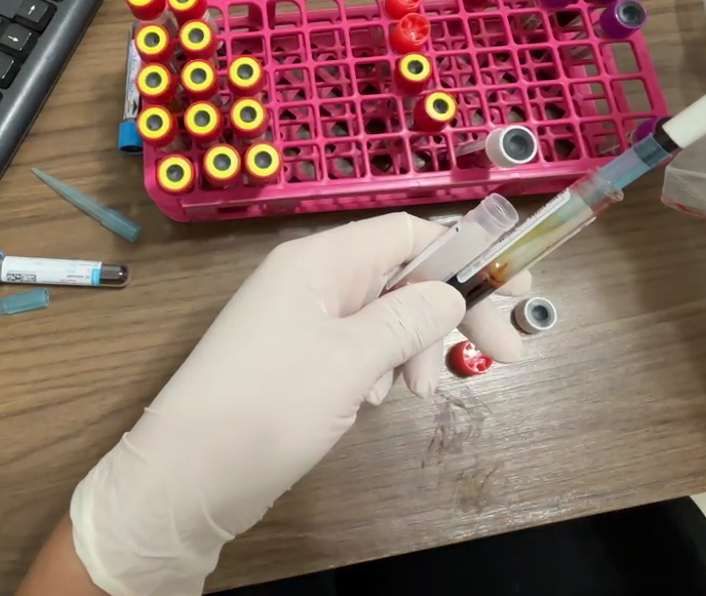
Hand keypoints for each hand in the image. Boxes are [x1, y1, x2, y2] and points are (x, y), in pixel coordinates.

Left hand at [67, 212, 528, 595]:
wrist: (190, 472)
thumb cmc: (270, 402)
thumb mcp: (349, 360)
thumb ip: (406, 320)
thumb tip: (450, 292)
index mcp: (320, 260)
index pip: (404, 232)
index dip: (462, 253)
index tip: (515, 288)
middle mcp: (313, 278)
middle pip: (400, 275)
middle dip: (448, 310)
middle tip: (506, 354)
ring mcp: (304, 317)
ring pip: (383, 314)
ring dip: (412, 346)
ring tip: (414, 391)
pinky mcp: (300, 355)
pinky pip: (358, 345)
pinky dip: (380, 366)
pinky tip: (376, 400)